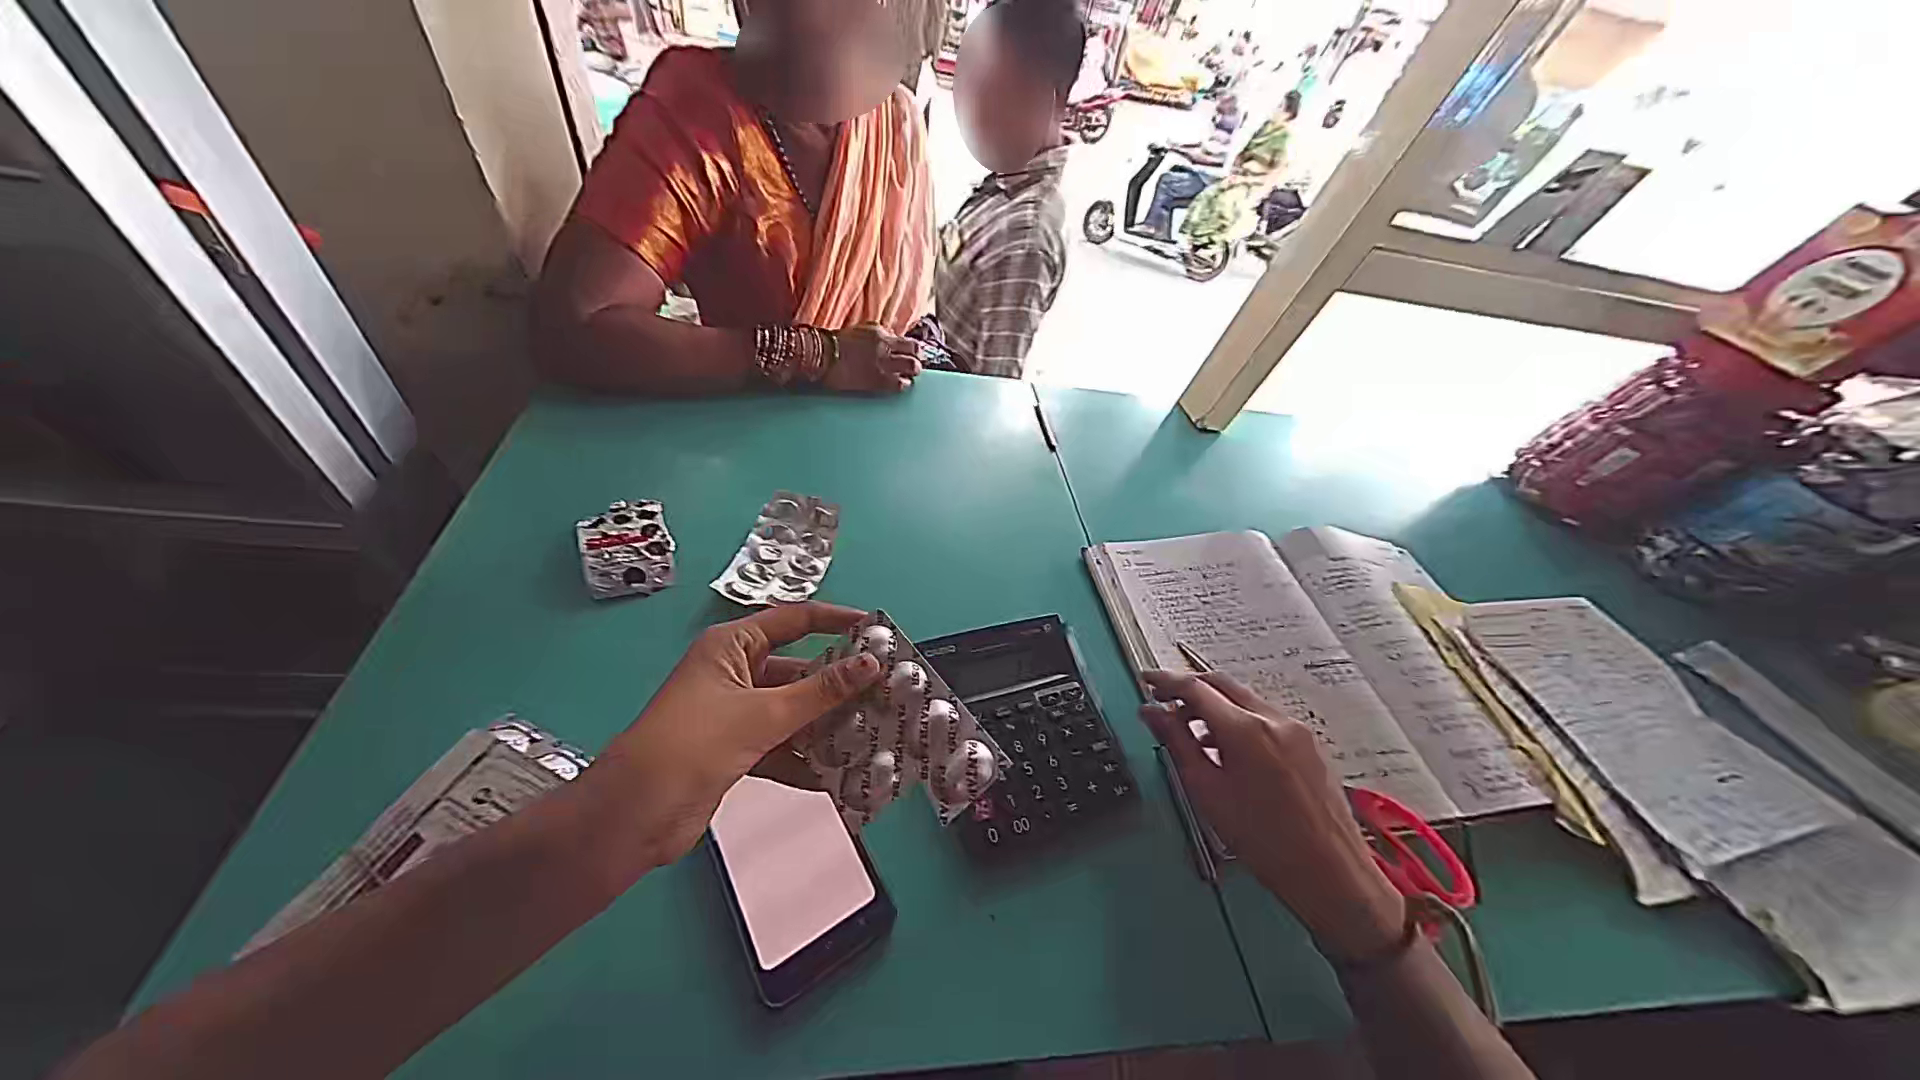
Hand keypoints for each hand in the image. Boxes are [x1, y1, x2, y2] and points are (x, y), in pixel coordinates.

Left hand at [588, 602, 882, 872]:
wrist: (635, 816)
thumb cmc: (693, 743)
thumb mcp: (764, 713)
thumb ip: (822, 691)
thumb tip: (869, 664)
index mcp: (732, 646)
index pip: (793, 620)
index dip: (834, 621)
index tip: (872, 629)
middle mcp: (736, 672)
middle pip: (798, 670)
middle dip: (837, 684)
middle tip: (882, 692)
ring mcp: (736, 713)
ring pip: (793, 710)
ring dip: (826, 724)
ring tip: (870, 733)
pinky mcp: (737, 749)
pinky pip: (783, 744)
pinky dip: (806, 757)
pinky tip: (838, 772)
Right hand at [826, 324, 921, 393]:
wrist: (820, 357)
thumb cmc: (835, 345)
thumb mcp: (860, 331)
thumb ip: (879, 334)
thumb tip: (893, 339)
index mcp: (880, 332)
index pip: (909, 341)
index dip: (913, 350)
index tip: (912, 355)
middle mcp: (885, 345)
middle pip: (915, 352)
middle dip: (916, 360)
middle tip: (913, 366)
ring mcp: (883, 363)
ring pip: (912, 367)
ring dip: (912, 372)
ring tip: (908, 376)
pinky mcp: (878, 380)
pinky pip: (901, 383)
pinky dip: (904, 384)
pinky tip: (901, 384)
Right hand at [1141, 670, 1405, 960]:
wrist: (1329, 875)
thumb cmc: (1269, 843)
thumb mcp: (1206, 791)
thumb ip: (1176, 743)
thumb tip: (1154, 714)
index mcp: (1246, 730)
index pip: (1195, 687)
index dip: (1165, 680)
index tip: (1148, 680)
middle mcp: (1275, 721)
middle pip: (1221, 684)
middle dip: (1188, 687)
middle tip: (1163, 699)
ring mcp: (1296, 731)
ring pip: (1243, 698)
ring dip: (1212, 704)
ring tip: (1189, 730)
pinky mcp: (1308, 744)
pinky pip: (1264, 716)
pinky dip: (1237, 719)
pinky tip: (1224, 745)